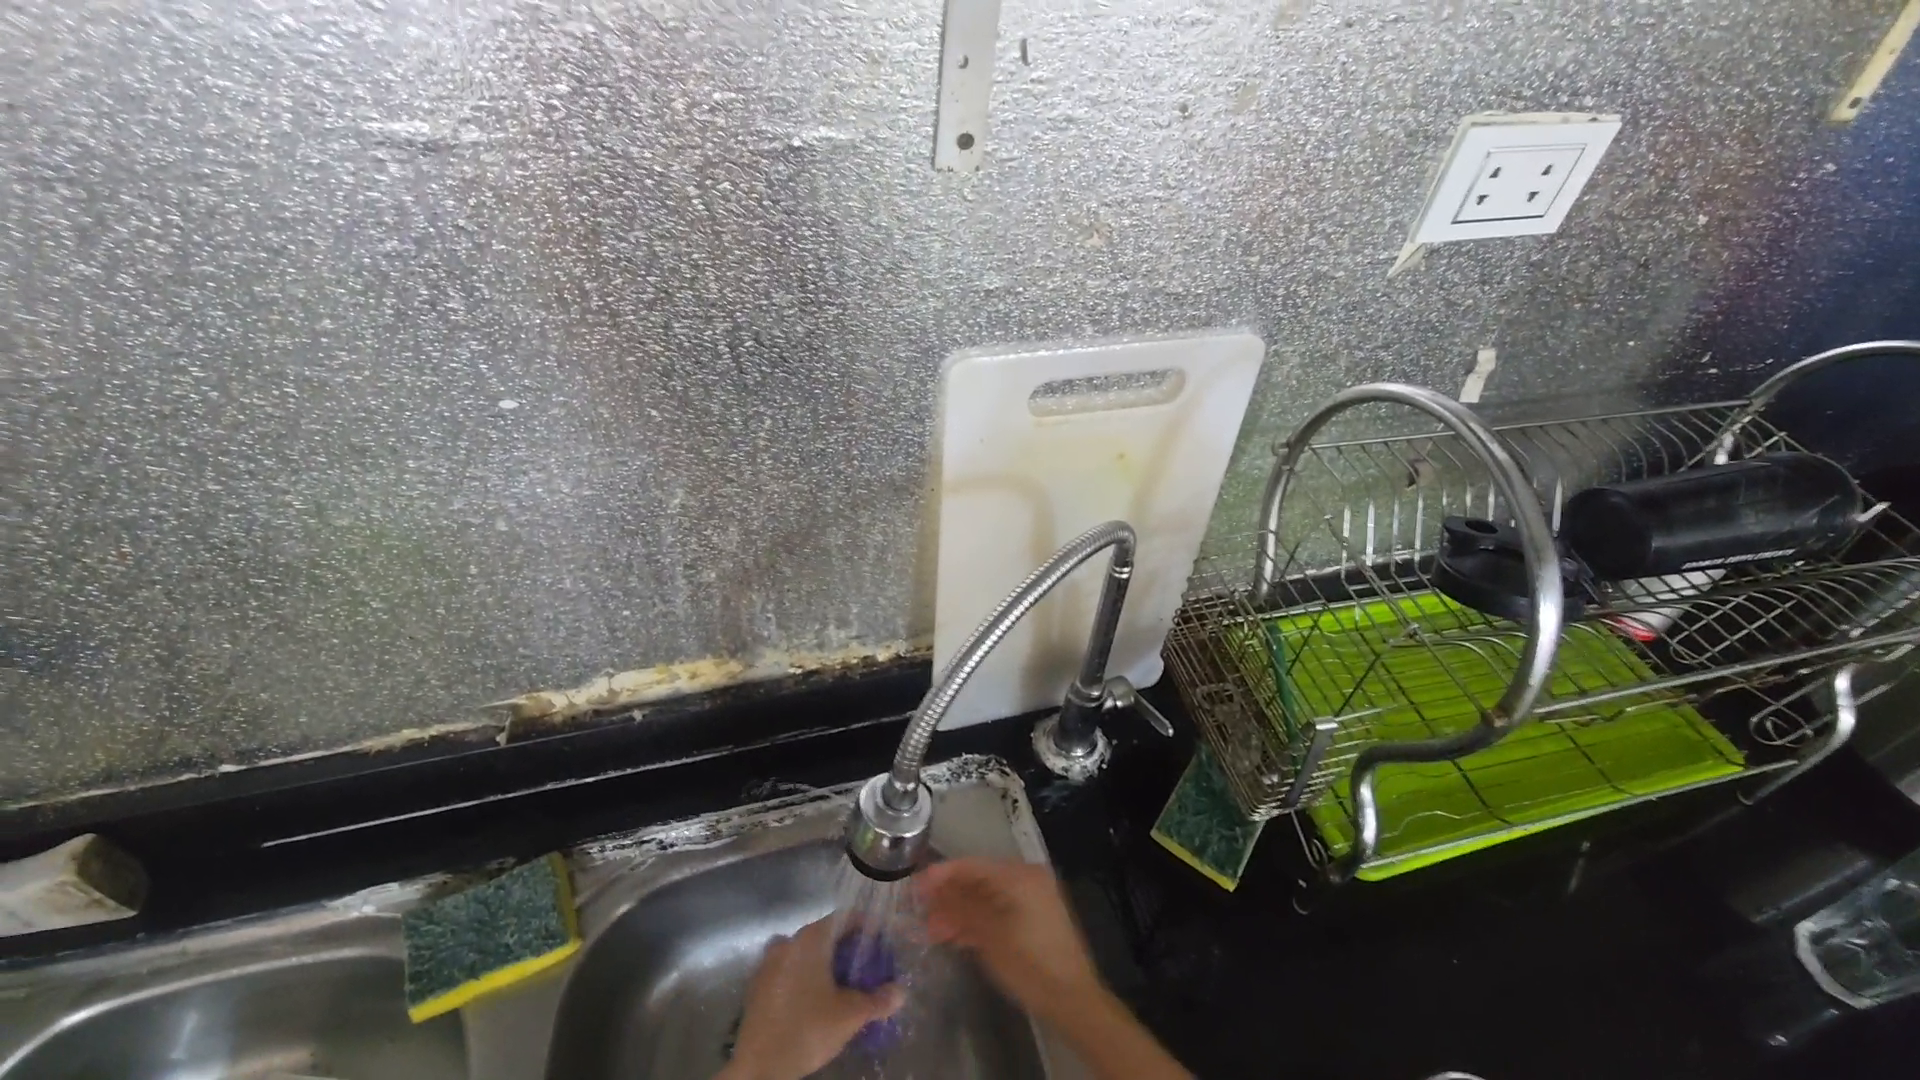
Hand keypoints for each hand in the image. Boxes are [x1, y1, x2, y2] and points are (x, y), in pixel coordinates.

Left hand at [718, 916, 905, 1079]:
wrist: (758, 1068)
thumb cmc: (807, 1030)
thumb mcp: (850, 1016)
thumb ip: (878, 1000)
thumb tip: (900, 992)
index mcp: (810, 939)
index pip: (845, 918)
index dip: (867, 926)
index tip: (883, 941)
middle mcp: (788, 942)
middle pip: (825, 934)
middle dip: (848, 948)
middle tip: (868, 966)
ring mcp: (768, 963)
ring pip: (805, 953)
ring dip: (826, 963)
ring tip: (844, 984)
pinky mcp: (758, 985)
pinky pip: (789, 970)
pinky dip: (806, 977)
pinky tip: (817, 999)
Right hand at [915, 857, 1103, 1023]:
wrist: (1072, 1000)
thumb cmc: (1029, 963)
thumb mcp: (988, 935)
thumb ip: (958, 907)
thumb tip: (930, 888)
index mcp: (1019, 875)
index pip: (971, 865)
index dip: (940, 875)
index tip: (913, 887)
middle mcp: (1027, 879)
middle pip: (978, 881)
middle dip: (948, 897)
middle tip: (920, 914)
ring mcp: (1033, 899)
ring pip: (987, 898)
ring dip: (960, 912)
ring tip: (932, 930)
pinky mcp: (1034, 918)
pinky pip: (999, 911)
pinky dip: (978, 921)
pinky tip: (956, 937)